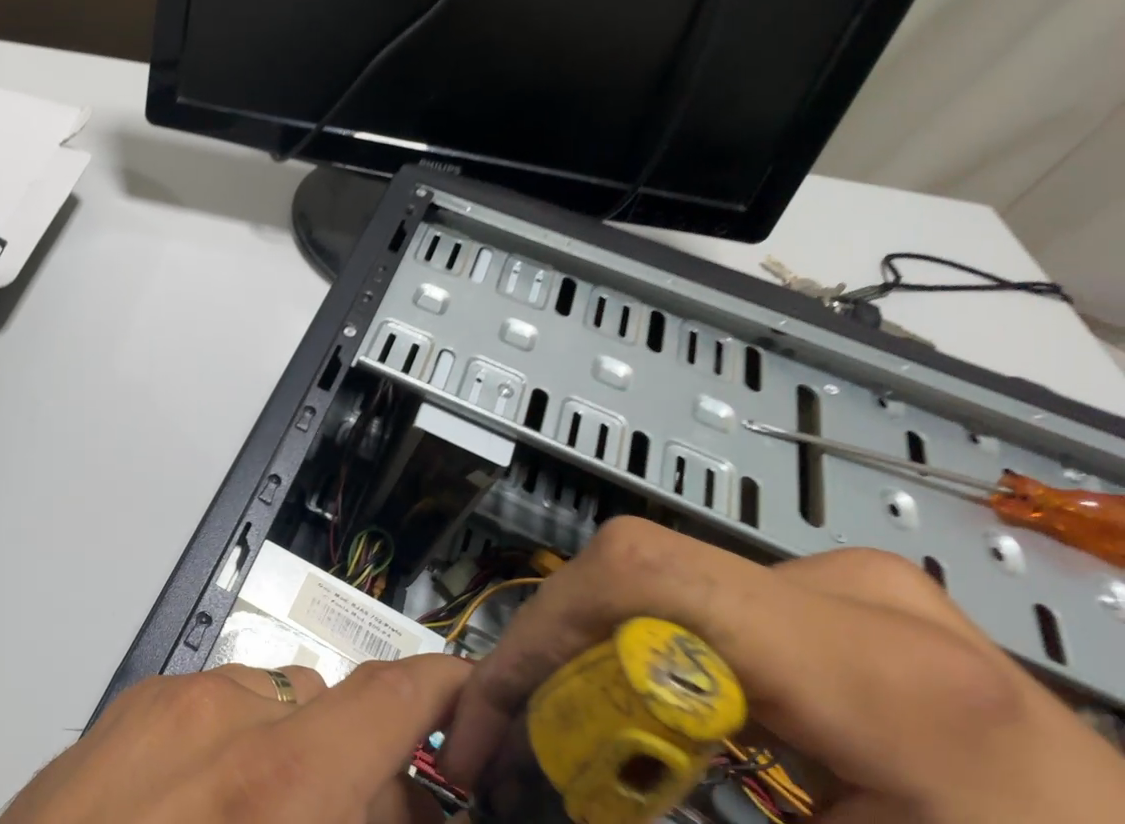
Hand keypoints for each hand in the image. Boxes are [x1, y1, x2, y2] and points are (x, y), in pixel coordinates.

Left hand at [3, 656, 471, 822]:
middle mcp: (220, 717)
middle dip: (361, 757)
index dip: (446, 692)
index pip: (392, 696)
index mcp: (276, 785)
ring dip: (291, 747)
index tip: (469, 710)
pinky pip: (208, 703)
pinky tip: (203, 805)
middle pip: (332, 701)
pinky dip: (232, 741)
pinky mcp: (121, 708)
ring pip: (269, 697)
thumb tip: (398, 805)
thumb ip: (365, 821)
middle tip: (358, 816)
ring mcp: (163, 703)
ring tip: (267, 813)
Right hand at [441, 517, 1124, 822]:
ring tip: (583, 743)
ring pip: (663, 589)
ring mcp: (862, 590)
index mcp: (883, 675)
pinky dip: (654, 662)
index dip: (543, 635)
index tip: (495, 724)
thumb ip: (676, 818)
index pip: (648, 580)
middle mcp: (862, 597)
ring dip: (599, 662)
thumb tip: (561, 802)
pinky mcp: (858, 603)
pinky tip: (665, 729)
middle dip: (556, 660)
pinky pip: (710, 608)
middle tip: (517, 751)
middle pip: (638, 578)